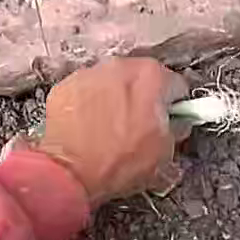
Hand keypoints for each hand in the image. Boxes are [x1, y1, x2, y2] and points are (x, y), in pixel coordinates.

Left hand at [17, 57, 190, 205]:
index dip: (172, 105)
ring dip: (109, 100)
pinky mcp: (63, 88)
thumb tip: (176, 122)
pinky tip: (84, 128)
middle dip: (138, 99)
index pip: (173, 85)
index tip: (166, 119)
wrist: (69, 173)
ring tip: (105, 130)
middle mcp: (118, 66)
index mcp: (151, 76)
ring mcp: (87, 75)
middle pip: (137, 79)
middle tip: (133, 127)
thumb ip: (176, 127)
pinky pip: (82, 94)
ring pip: (107, 84)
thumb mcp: (164, 151)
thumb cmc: (117, 163)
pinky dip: (84, 106)